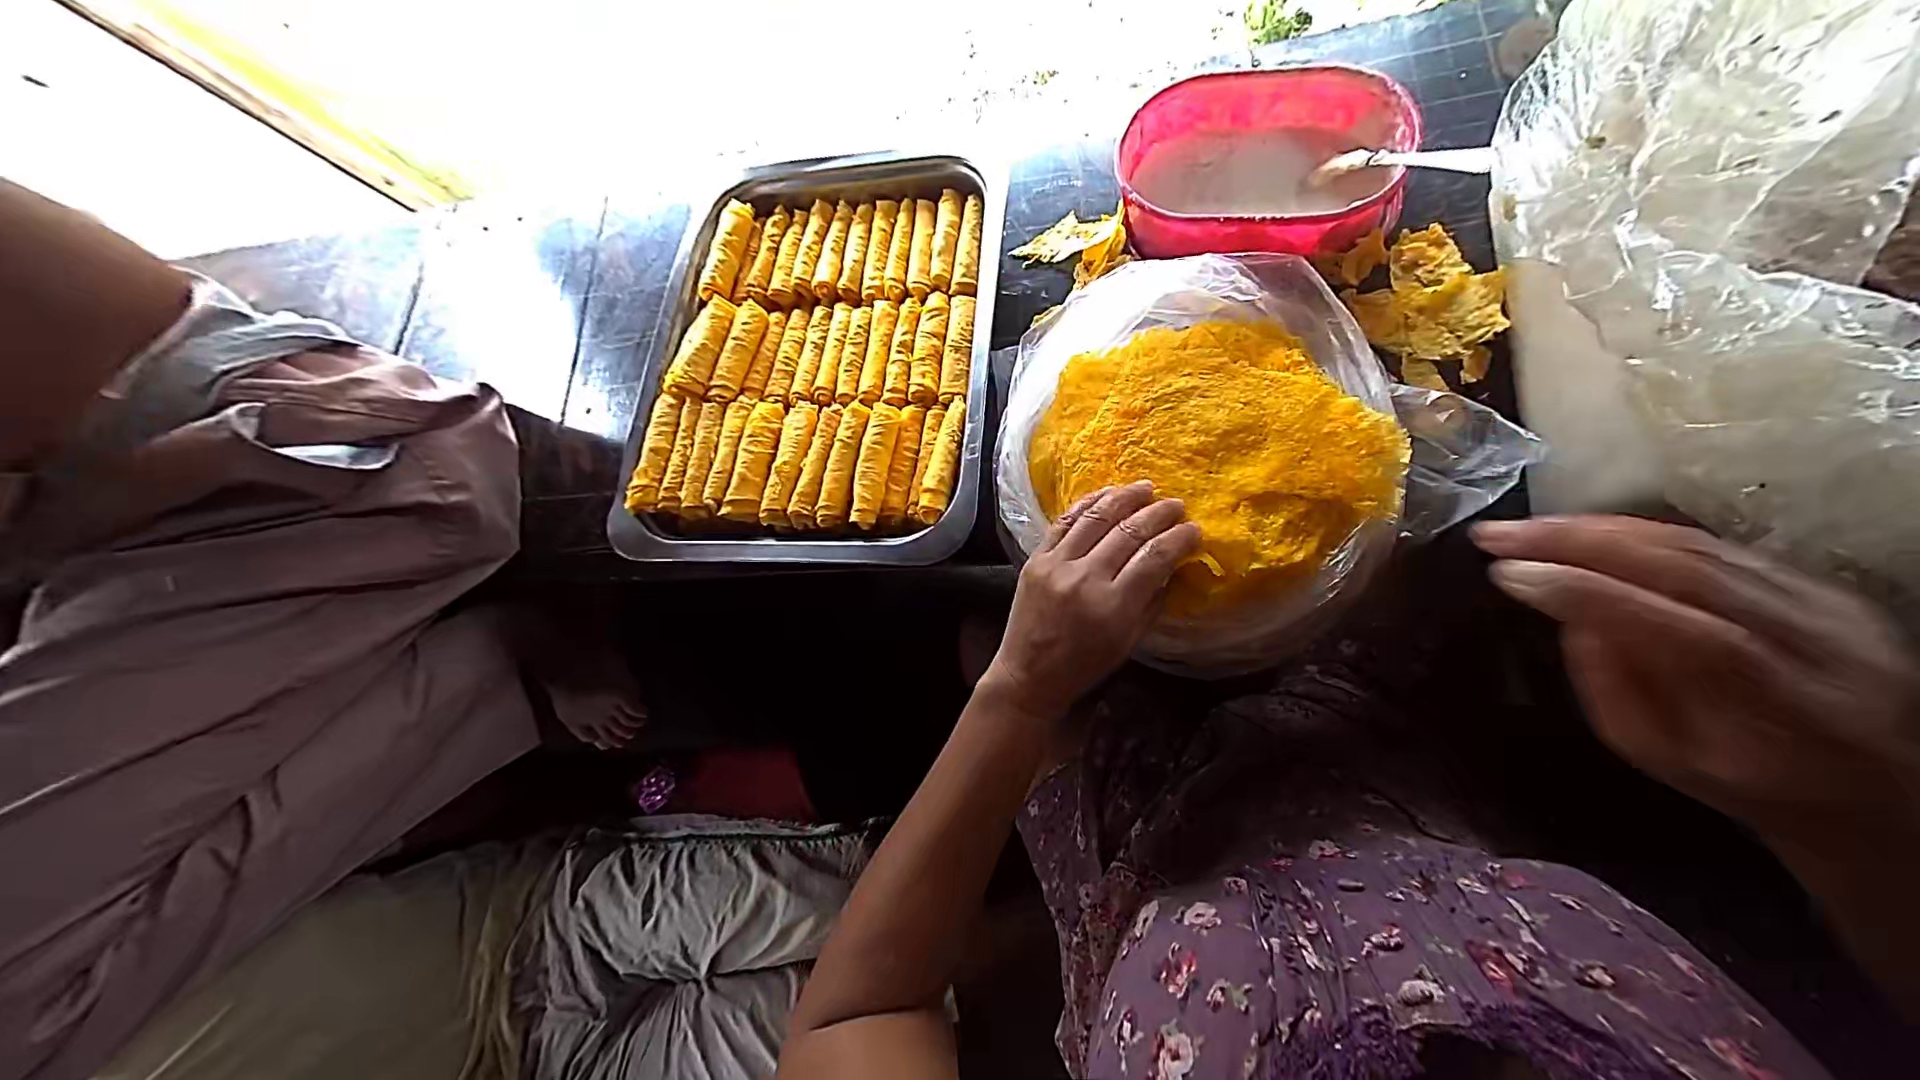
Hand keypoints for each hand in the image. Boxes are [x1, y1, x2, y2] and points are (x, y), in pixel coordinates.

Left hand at [985, 481, 1200, 720]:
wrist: (1028, 674)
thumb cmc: (1084, 665)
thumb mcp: (1129, 642)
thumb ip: (1153, 602)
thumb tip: (1175, 565)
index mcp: (1113, 606)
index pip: (1155, 557)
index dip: (1179, 538)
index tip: (1195, 529)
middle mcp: (1085, 578)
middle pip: (1130, 531)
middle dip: (1158, 513)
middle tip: (1176, 504)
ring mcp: (1057, 565)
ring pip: (1096, 518)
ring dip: (1125, 497)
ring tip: (1145, 488)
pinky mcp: (1036, 559)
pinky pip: (1064, 521)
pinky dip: (1087, 503)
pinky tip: (1106, 493)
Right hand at [1472, 515, 1919, 837]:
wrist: (1872, 780)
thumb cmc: (1743, 778)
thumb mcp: (1659, 753)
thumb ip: (1611, 687)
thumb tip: (1571, 620)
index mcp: (1770, 700)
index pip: (1666, 626)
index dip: (1577, 592)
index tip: (1504, 573)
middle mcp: (1808, 638)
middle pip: (1680, 567)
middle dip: (1571, 542)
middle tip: (1495, 533)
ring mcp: (1821, 602)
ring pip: (1693, 545)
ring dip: (1594, 529)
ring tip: (1525, 526)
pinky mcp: (1814, 582)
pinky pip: (1711, 542)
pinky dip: (1634, 530)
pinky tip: (1582, 529)